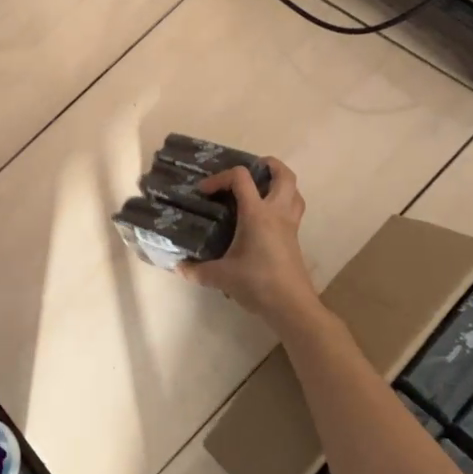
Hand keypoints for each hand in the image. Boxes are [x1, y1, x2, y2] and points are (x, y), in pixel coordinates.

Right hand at [179, 158, 316, 318]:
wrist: (292, 307)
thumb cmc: (257, 284)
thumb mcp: (220, 277)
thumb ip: (196, 270)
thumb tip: (178, 267)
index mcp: (257, 214)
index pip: (241, 178)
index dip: (220, 178)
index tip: (205, 192)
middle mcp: (277, 213)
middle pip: (284, 176)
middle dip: (269, 166)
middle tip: (250, 169)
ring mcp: (290, 226)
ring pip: (294, 192)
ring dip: (280, 183)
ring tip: (261, 188)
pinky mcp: (294, 239)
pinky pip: (293, 210)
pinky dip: (282, 203)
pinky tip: (264, 218)